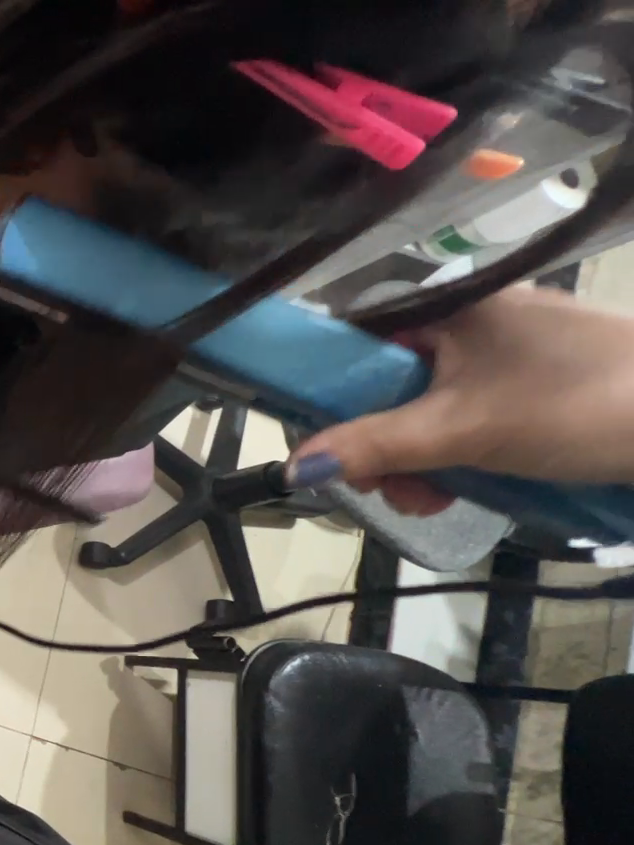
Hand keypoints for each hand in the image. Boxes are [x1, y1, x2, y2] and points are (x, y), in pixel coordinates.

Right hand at [291, 287, 633, 514]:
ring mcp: (510, 360)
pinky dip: (453, 460)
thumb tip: (291, 470)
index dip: (324, 391)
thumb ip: (370, 447)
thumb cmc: (587, 405)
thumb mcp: (462, 430)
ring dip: (412, 463)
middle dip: (374, 445)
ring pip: (422, 412)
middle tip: (381, 487)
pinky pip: (464, 423)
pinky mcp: (538, 392)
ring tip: (431, 500)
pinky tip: (463, 490)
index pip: (354, 342)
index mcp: (453, 310)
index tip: (321, 440)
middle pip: (383, 387)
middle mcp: (476, 325)